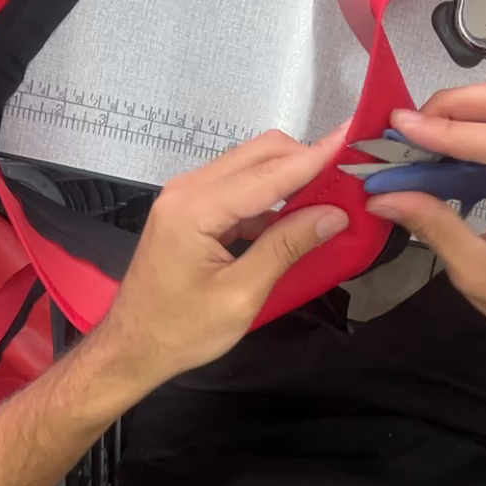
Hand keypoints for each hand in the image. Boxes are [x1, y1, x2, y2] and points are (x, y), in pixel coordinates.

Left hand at [87, 129, 349, 389]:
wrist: (132, 346)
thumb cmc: (181, 331)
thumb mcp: (241, 296)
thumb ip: (286, 248)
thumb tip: (333, 214)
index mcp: (194, 209)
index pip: (267, 174)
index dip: (314, 158)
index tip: (352, 139)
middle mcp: (187, 189)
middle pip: (258, 154)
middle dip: (306, 159)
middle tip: (349, 173)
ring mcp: (186, 195)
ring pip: (250, 165)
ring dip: (290, 174)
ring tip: (332, 192)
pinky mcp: (191, 208)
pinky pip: (239, 186)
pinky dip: (271, 194)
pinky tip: (297, 214)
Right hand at [364, 80, 485, 374]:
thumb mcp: (476, 273)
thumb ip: (433, 226)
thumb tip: (382, 196)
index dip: (451, 130)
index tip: (403, 128)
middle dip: (459, 103)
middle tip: (413, 125)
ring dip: (469, 107)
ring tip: (426, 131)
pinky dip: (483, 122)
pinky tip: (451, 142)